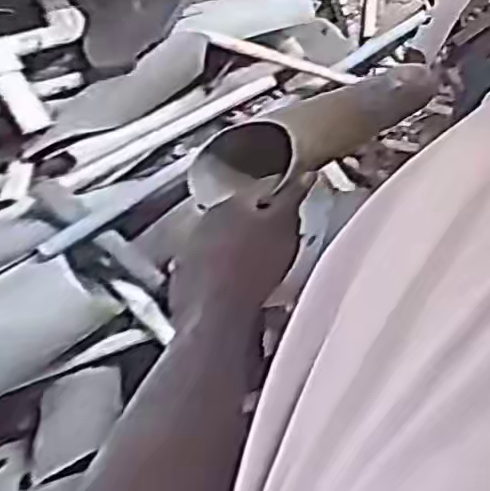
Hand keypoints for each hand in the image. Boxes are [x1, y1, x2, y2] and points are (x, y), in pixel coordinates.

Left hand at [170, 179, 306, 320]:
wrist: (218, 316)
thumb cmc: (255, 263)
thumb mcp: (287, 222)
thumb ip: (294, 194)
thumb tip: (305, 174)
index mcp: (228, 204)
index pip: (264, 187)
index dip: (286, 192)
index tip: (299, 202)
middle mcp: (202, 225)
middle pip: (242, 214)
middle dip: (263, 219)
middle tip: (286, 231)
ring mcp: (188, 256)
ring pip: (226, 239)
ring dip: (244, 243)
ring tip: (267, 256)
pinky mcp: (183, 283)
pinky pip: (213, 265)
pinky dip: (229, 266)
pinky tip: (245, 277)